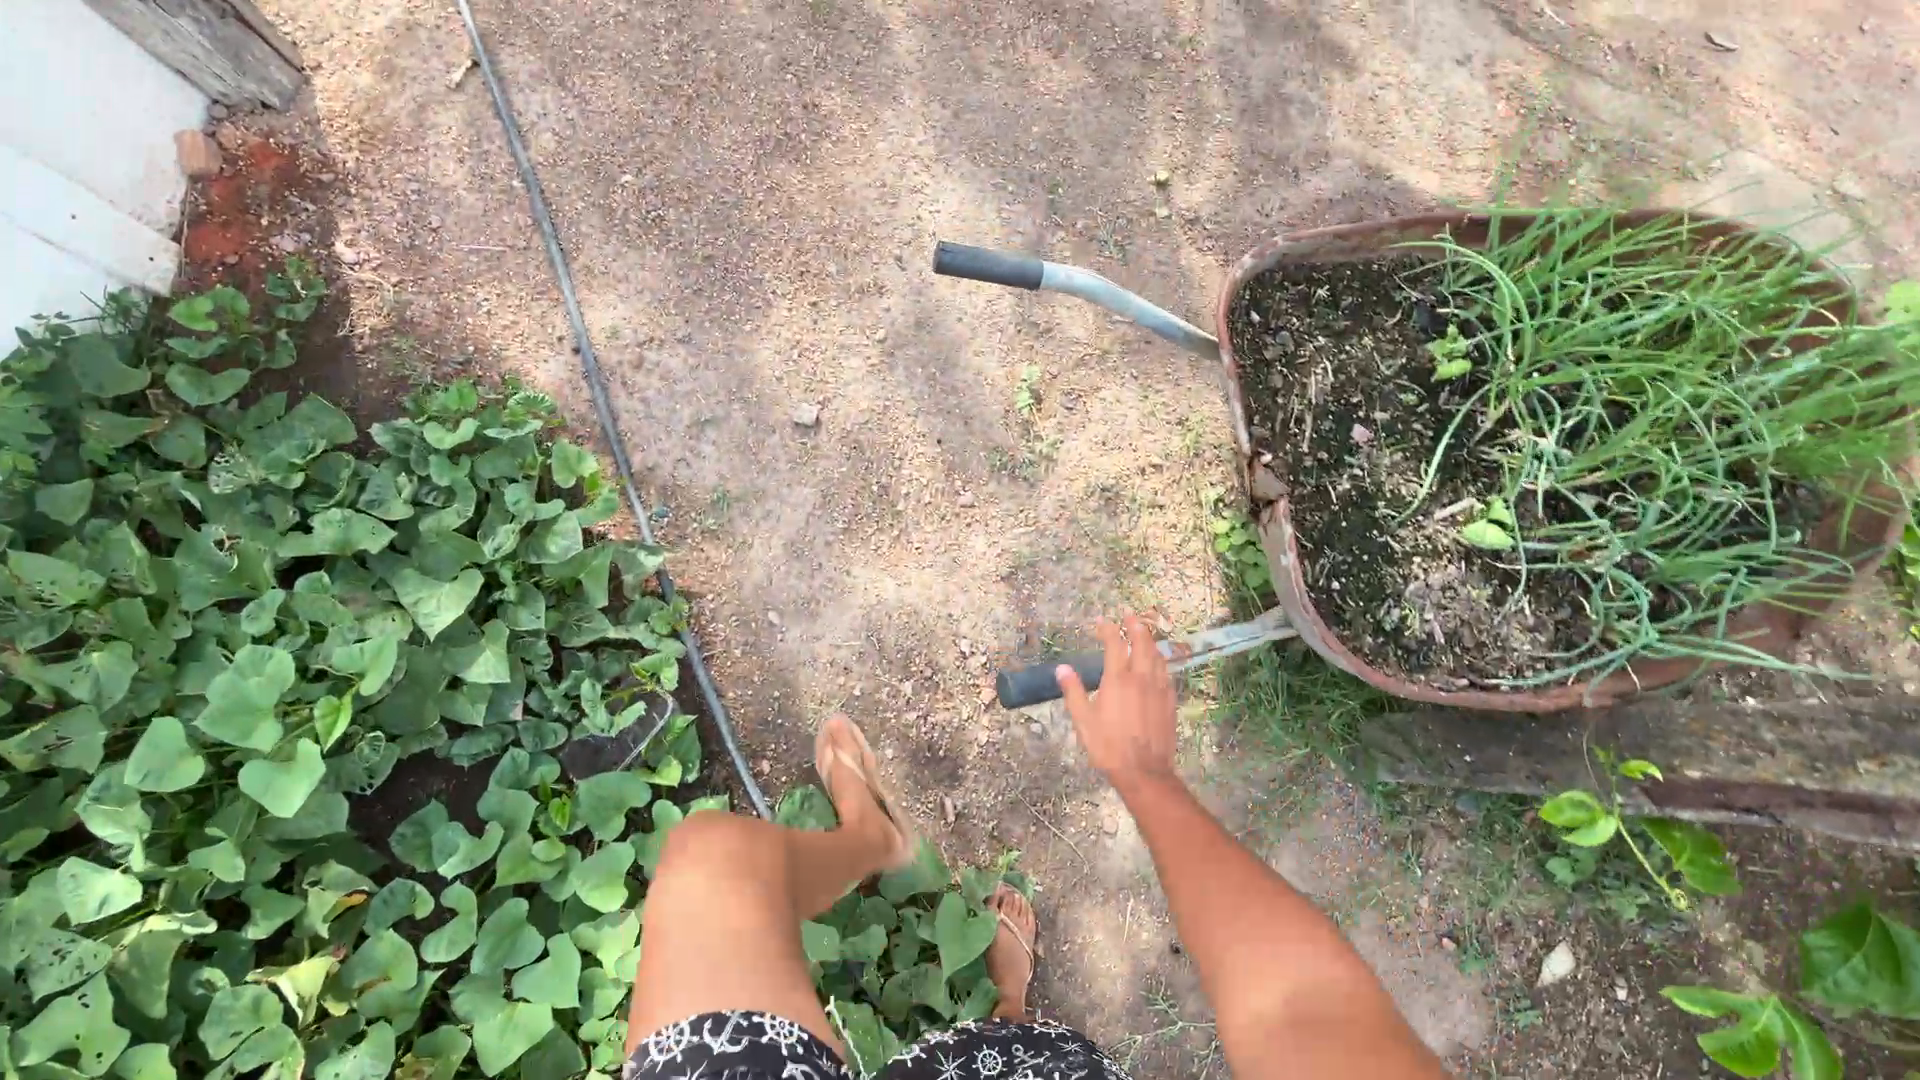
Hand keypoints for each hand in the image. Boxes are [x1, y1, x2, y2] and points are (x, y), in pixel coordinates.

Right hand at [1056, 614, 1177, 788]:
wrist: (1145, 772)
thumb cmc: (1108, 747)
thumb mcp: (1083, 721)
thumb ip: (1074, 691)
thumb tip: (1062, 669)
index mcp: (1118, 679)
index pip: (1114, 644)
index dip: (1108, 629)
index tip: (1101, 621)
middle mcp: (1141, 678)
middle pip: (1142, 642)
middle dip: (1135, 625)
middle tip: (1129, 614)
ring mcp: (1159, 689)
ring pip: (1157, 655)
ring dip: (1149, 639)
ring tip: (1143, 632)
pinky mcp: (1169, 701)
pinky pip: (1166, 672)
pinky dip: (1159, 659)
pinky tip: (1157, 662)